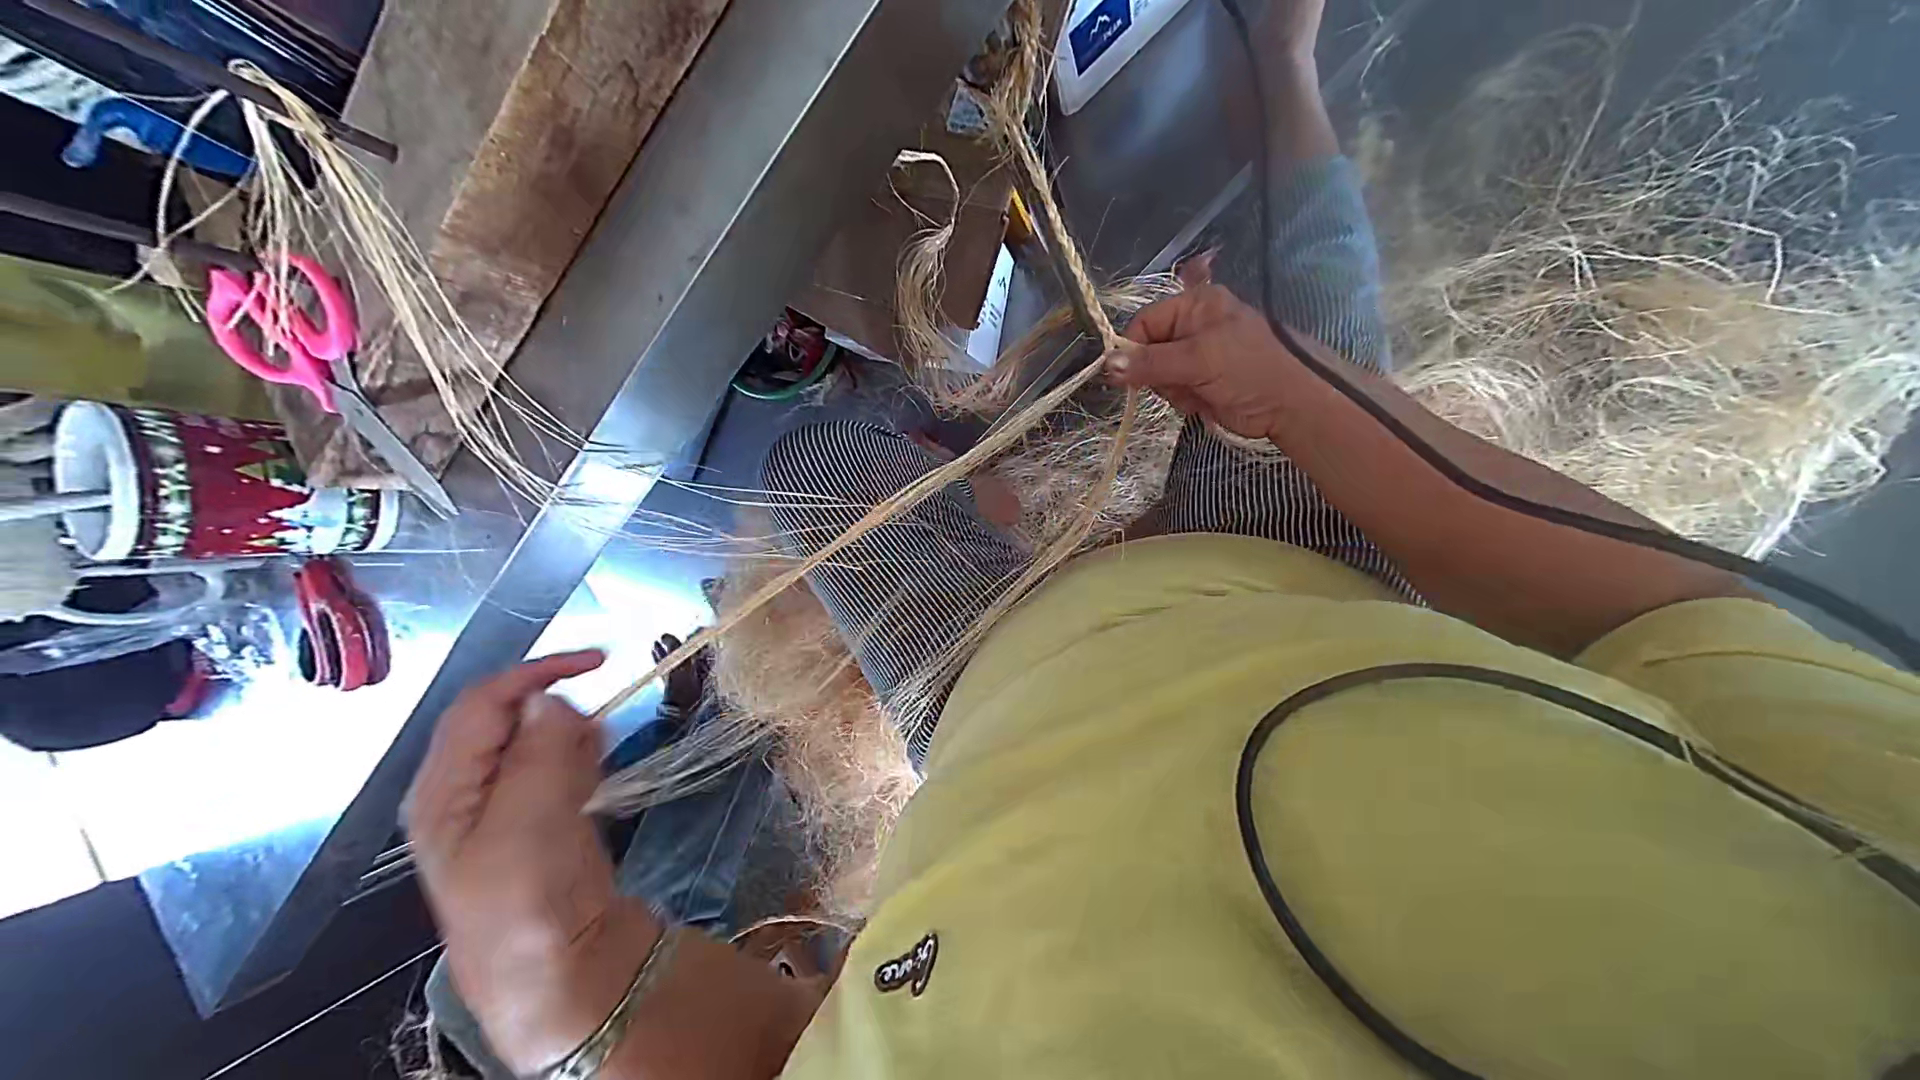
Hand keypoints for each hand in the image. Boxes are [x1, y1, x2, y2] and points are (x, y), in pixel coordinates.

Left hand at [407, 650, 655, 1074]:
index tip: (596, 661)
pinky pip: (561, 756)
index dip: (535, 673)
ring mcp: (507, 795)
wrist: (560, 962)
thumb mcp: (527, 825)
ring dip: (573, 733)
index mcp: (444, 786)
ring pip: (541, 733)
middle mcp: (469, 784)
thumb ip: (538, 755)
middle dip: (557, 708)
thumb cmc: (527, 900)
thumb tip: (550, 698)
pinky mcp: (541, 806)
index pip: (481, 704)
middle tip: (595, 734)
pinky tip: (591, 776)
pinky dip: (582, 751)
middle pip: (511, 715)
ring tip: (590, 770)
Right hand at [1108, 284, 1304, 441]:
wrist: (1287, 406)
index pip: (1144, 322)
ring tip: (1197, 392)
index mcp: (1195, 304)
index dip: (1132, 349)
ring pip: (1157, 374)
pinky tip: (1203, 400)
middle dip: (1158, 373)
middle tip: (1179, 382)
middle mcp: (1194, 324)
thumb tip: (1106, 364)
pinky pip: (1172, 389)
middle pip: (1147, 350)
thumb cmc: (1247, 371)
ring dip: (1172, 389)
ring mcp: (1197, 353)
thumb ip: (1150, 363)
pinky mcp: (1200, 379)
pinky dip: (1183, 399)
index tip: (1127, 375)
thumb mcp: (1196, 361)